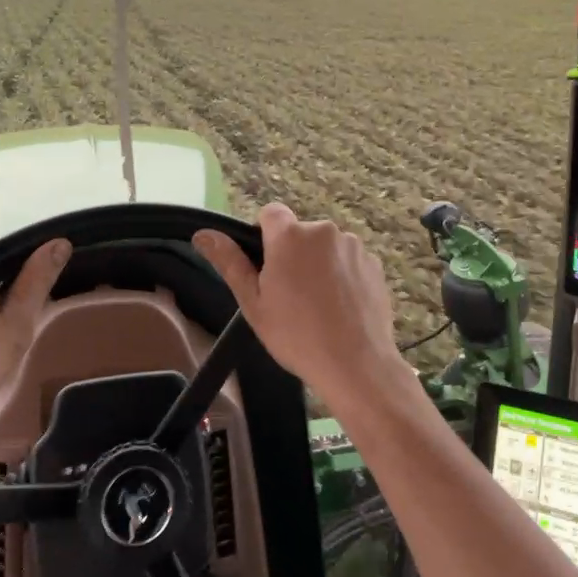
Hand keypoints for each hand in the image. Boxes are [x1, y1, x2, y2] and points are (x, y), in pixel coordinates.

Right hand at [191, 203, 402, 404]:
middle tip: (290, 296)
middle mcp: (324, 231)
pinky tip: (341, 308)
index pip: (271, 213)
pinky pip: (349, 261)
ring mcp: (354, 246)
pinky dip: (343, 276)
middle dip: (293, 254)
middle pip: (300, 233)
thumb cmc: (296, 335)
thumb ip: (229, 262)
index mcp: (290, 236)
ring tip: (318, 306)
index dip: (264, 236)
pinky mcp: (374, 263)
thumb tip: (203, 234)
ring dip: (319, 264)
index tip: (266, 268)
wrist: (356, 363)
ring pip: (326, 248)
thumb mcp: (253, 303)